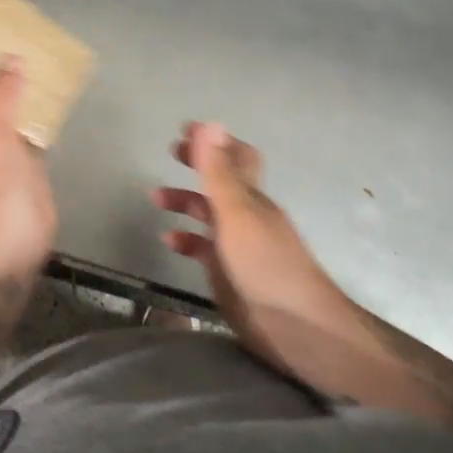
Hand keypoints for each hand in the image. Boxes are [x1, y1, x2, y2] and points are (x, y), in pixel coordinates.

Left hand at [0, 60, 56, 279]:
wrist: (8, 247)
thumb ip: (4, 97)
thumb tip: (11, 58)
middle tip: (15, 36)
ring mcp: (3, 147)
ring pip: (9, 108)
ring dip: (20, 87)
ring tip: (37, 54)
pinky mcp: (27, 161)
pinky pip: (32, 128)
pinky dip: (41, 111)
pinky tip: (57, 92)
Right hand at [152, 123, 348, 340]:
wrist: (297, 330)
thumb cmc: (266, 265)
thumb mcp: (236, 213)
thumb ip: (219, 171)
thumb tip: (210, 122)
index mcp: (252, 197)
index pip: (237, 157)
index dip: (214, 140)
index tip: (185, 129)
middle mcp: (247, 216)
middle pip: (221, 181)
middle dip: (198, 164)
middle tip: (172, 152)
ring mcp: (239, 246)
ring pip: (209, 214)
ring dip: (184, 201)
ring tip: (155, 198)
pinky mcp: (229, 274)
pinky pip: (203, 248)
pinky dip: (186, 240)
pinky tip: (169, 242)